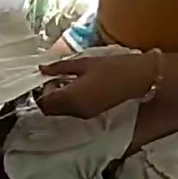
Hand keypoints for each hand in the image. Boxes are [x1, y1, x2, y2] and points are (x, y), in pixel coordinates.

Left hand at [37, 51, 157, 117]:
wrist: (136, 78)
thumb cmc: (111, 67)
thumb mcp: (83, 63)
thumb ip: (60, 67)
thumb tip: (41, 69)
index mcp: (71, 98)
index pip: (44, 102)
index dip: (41, 92)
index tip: (46, 78)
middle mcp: (74, 111)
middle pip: (50, 110)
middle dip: (47, 97)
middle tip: (54, 80)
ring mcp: (82, 115)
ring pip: (59, 112)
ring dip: (57, 100)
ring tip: (66, 81)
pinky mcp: (89, 115)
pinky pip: (70, 111)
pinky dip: (67, 102)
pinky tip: (75, 87)